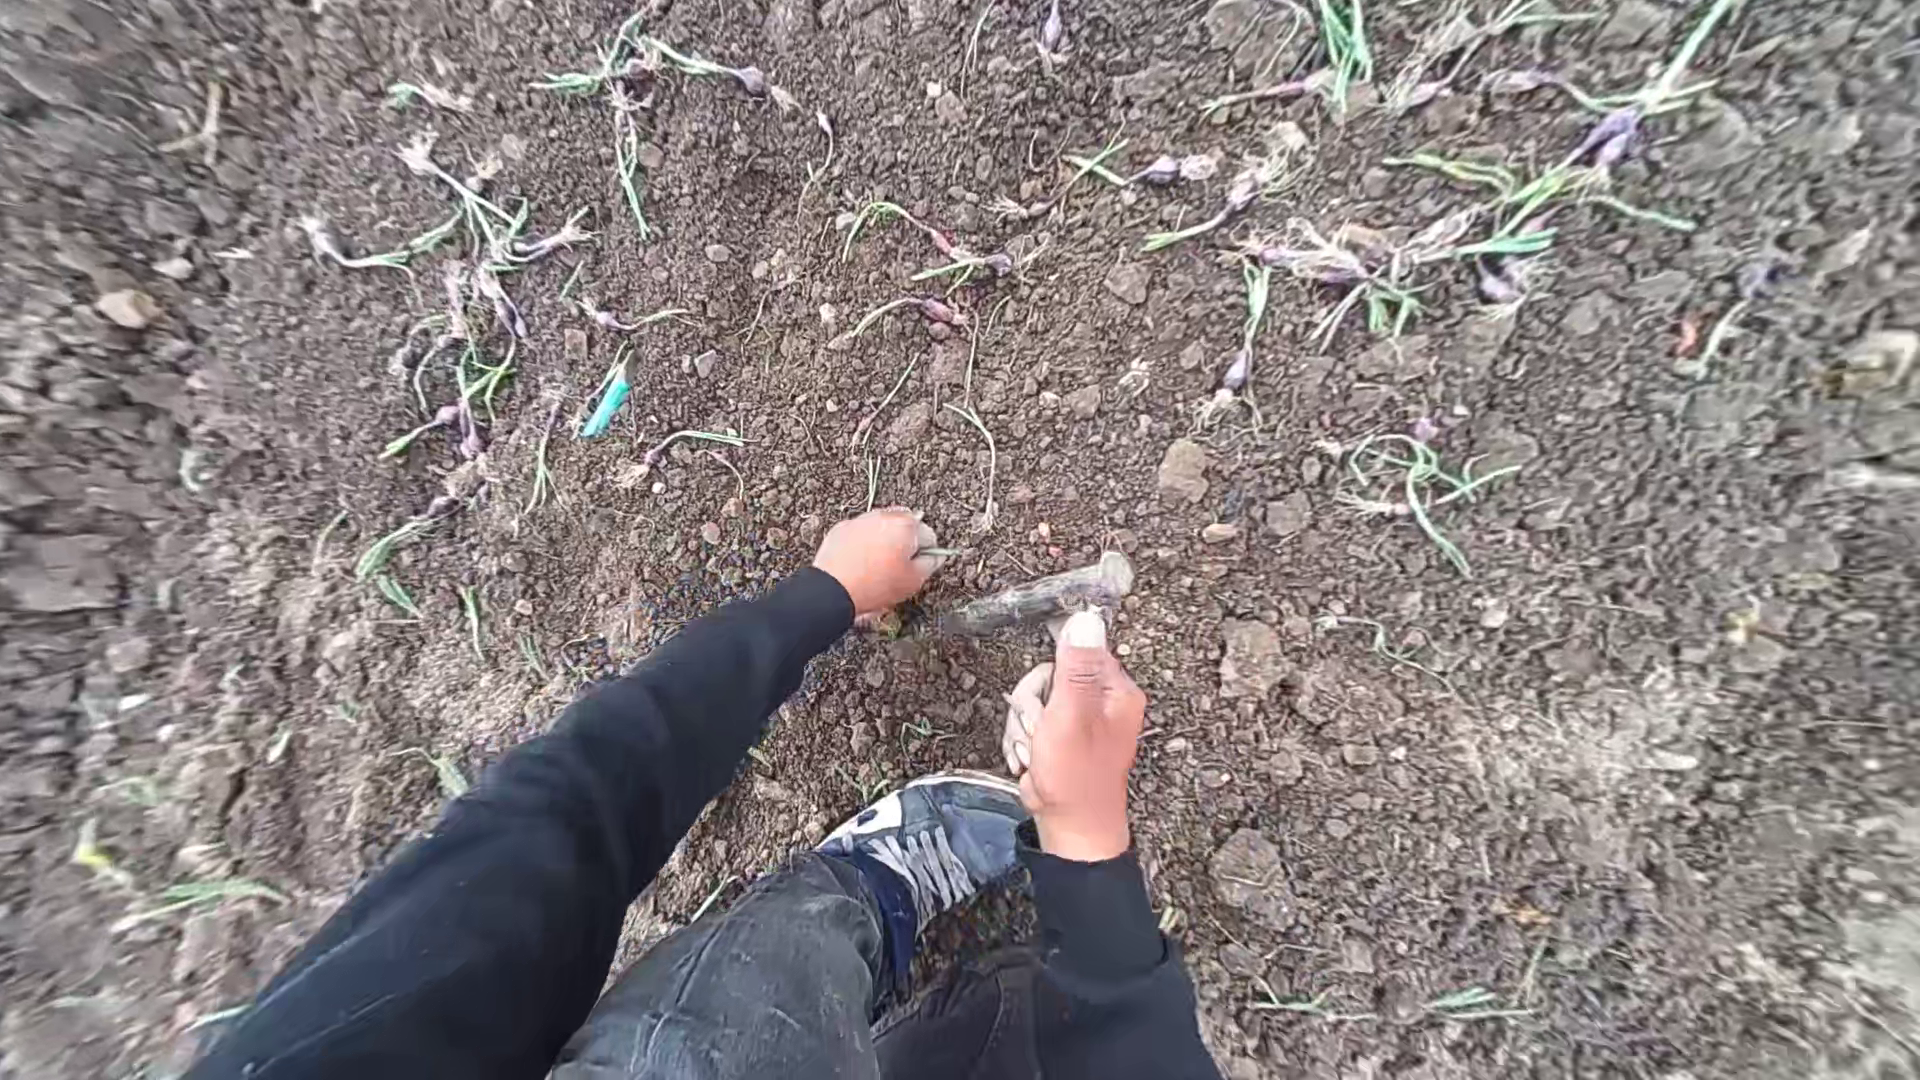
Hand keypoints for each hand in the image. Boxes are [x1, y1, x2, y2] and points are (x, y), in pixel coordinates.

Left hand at [812, 508, 943, 616]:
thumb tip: (936, 556)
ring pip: (882, 528)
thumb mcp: (913, 581)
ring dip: (885, 541)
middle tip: (899, 566)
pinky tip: (861, 563)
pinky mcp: (842, 528)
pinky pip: (861, 533)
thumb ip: (931, 564)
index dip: (927, 553)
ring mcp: (862, 521)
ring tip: (878, 566)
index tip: (920, 565)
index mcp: (906, 526)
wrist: (833, 589)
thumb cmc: (874, 585)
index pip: (929, 535)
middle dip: (905, 543)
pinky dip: (864, 543)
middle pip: (905, 527)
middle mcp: (884, 516)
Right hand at [1018, 610, 1145, 862]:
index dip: (1055, 670)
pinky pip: (1028, 719)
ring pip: (1033, 697)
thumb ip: (1076, 667)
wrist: (1068, 827)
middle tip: (1040, 727)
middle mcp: (1099, 701)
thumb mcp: (1073, 714)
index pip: (1078, 651)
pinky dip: (1023, 738)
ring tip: (1036, 749)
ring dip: (1025, 724)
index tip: (1048, 696)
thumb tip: (1086, 618)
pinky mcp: (1057, 734)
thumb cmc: (1076, 775)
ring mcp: (1077, 718)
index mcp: (1115, 691)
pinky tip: (1030, 758)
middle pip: (1049, 674)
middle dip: (1033, 703)